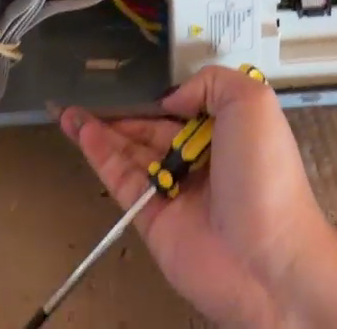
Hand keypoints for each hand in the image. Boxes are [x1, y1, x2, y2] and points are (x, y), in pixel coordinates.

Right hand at [60, 65, 329, 325]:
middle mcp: (203, 159)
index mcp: (231, 132)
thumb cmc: (266, 173)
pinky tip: (81, 132)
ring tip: (71, 110)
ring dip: (102, 129)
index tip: (136, 78)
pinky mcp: (152, 219)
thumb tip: (172, 99)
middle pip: (154, 128)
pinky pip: (122, 180)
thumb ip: (211, 83)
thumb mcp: (253, 103)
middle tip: (90, 92)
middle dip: (124, 111)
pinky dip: (99, 154)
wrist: (266, 259)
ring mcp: (176, 190)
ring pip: (132, 151)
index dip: (164, 93)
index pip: (190, 106)